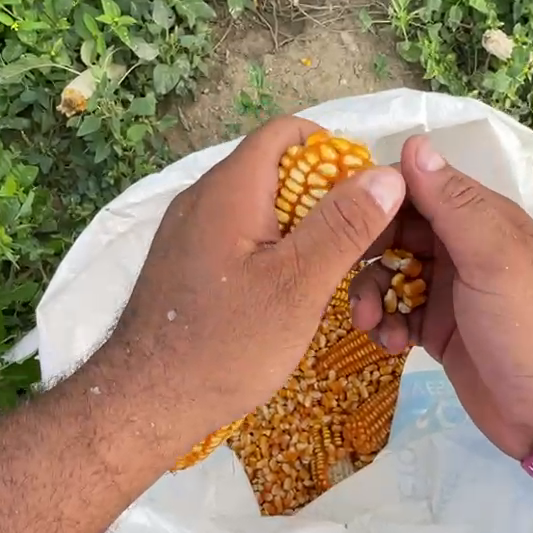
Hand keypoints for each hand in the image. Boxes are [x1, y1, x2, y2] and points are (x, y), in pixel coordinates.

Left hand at [98, 116, 405, 441]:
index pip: (286, 132)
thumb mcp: (298, 284)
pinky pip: (237, 234)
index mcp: (230, 189)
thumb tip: (387, 174)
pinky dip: (270, 248)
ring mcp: (188, 230)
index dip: (333, 150)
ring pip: (257, 205)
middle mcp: (203, 197)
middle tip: (356, 241)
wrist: (145, 401)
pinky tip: (284, 291)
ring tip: (325, 271)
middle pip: (274, 168)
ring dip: (298, 227)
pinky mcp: (184, 261)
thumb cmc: (226, 343)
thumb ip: (343, 226)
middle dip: (321, 196)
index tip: (364, 194)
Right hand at [351, 135, 532, 459]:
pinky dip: (387, 325)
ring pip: (390, 275)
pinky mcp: (437, 329)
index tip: (339, 216)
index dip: (376, 196)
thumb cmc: (529, 327)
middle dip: (365, 252)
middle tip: (340, 273)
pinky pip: (397, 314)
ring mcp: (449, 290)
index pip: (416, 187)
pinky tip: (392, 345)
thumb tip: (412, 142)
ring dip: (371, 294)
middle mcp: (461, 247)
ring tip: (370, 323)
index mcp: (479, 218)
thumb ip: (452, 203)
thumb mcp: (493, 258)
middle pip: (395, 231)